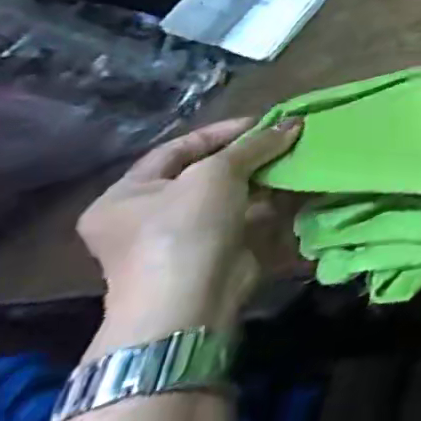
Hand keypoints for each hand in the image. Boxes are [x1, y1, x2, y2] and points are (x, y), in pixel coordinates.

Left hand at [77, 117, 302, 349]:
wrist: (188, 299)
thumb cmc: (183, 228)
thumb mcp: (217, 173)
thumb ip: (254, 145)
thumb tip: (293, 122)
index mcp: (124, 196)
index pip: (176, 149)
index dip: (221, 131)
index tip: (266, 121)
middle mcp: (145, 214)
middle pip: (204, 171)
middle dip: (248, 154)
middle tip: (285, 138)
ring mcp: (179, 234)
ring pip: (228, 192)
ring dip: (262, 175)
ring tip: (296, 157)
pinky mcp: (212, 248)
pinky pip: (242, 213)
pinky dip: (268, 199)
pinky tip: (293, 185)